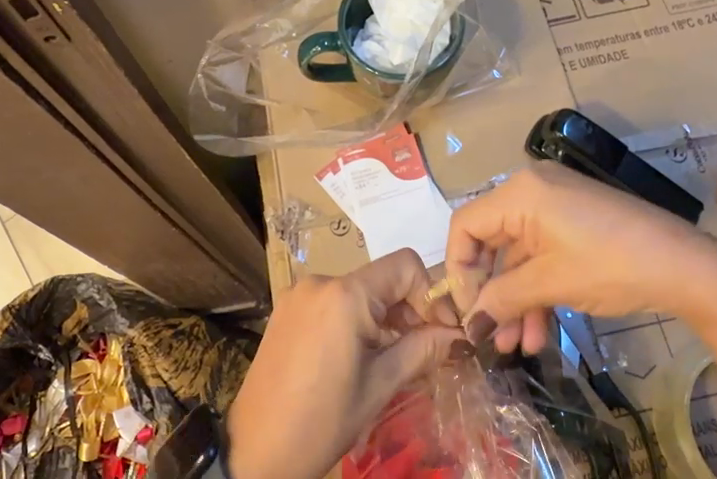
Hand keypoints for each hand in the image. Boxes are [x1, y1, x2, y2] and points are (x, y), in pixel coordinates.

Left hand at [226, 250, 458, 478]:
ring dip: (383, 319)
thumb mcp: (380, 386)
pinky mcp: (286, 311)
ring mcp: (298, 294)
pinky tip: (359, 358)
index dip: (431, 294)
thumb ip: (422, 349)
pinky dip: (355, 321)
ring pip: (358, 292)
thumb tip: (460, 335)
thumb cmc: (322, 421)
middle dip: (409, 310)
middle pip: (381, 280)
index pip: (405, 265)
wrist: (256, 452)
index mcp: (345, 294)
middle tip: (426, 352)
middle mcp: (320, 281)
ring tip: (393, 360)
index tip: (444, 331)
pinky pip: (333, 303)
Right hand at [447, 163, 710, 353]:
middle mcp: (532, 190)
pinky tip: (540, 333)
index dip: (460, 270)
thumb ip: (503, 298)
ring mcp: (555, 206)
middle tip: (490, 337)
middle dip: (491, 294)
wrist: (682, 265)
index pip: (466, 224)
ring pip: (518, 255)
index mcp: (520, 192)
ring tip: (517, 347)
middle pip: (491, 241)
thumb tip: (470, 323)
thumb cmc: (609, 265)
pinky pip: (541, 254)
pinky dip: (537, 289)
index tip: (467, 312)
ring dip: (515, 301)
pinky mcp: (574, 224)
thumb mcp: (550, 283)